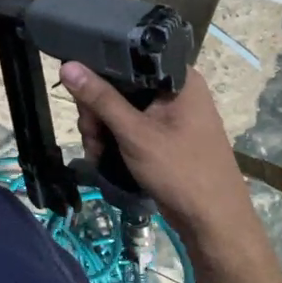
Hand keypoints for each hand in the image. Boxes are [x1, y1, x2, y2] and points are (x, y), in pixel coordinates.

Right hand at [59, 62, 270, 273]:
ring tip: (95, 150)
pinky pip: (130, 123)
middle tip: (89, 132)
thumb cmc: (181, 172)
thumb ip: (100, 98)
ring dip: (101, 127)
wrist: (214, 225)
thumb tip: (67, 66)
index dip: (98, 70)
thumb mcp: (135, 133)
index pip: (128, 57)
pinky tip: (102, 153)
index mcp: (179, 79)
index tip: (81, 94)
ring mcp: (170, 113)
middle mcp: (175, 90)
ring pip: (120, 106)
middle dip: (97, 110)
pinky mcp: (164, 134)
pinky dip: (113, 137)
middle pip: (119, 84)